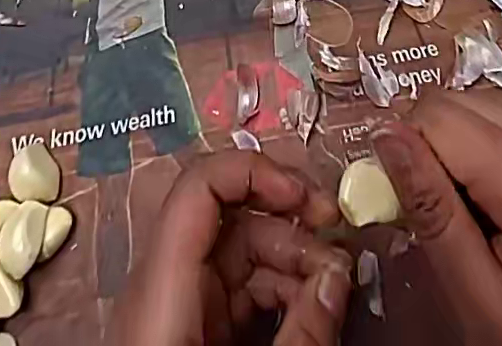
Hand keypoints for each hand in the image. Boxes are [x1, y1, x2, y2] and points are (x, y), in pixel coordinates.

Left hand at [110, 150, 352, 345]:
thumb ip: (301, 335)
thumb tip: (336, 275)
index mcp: (162, 284)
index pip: (198, 187)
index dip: (253, 172)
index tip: (308, 197)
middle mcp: (166, 281)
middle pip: (227, 220)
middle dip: (287, 224)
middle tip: (339, 247)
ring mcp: (181, 306)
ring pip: (238, 254)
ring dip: (291, 261)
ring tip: (336, 290)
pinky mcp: (194, 330)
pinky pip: (238, 292)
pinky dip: (279, 293)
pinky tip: (313, 313)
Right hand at [373, 93, 501, 345]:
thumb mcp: (487, 306)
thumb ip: (434, 213)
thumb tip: (384, 133)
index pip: (434, 116)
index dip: (404, 153)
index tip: (403, 205)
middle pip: (450, 103)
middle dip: (421, 146)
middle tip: (428, 214)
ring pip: (468, 108)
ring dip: (445, 149)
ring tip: (458, 214)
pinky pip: (495, 125)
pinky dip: (472, 152)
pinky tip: (484, 206)